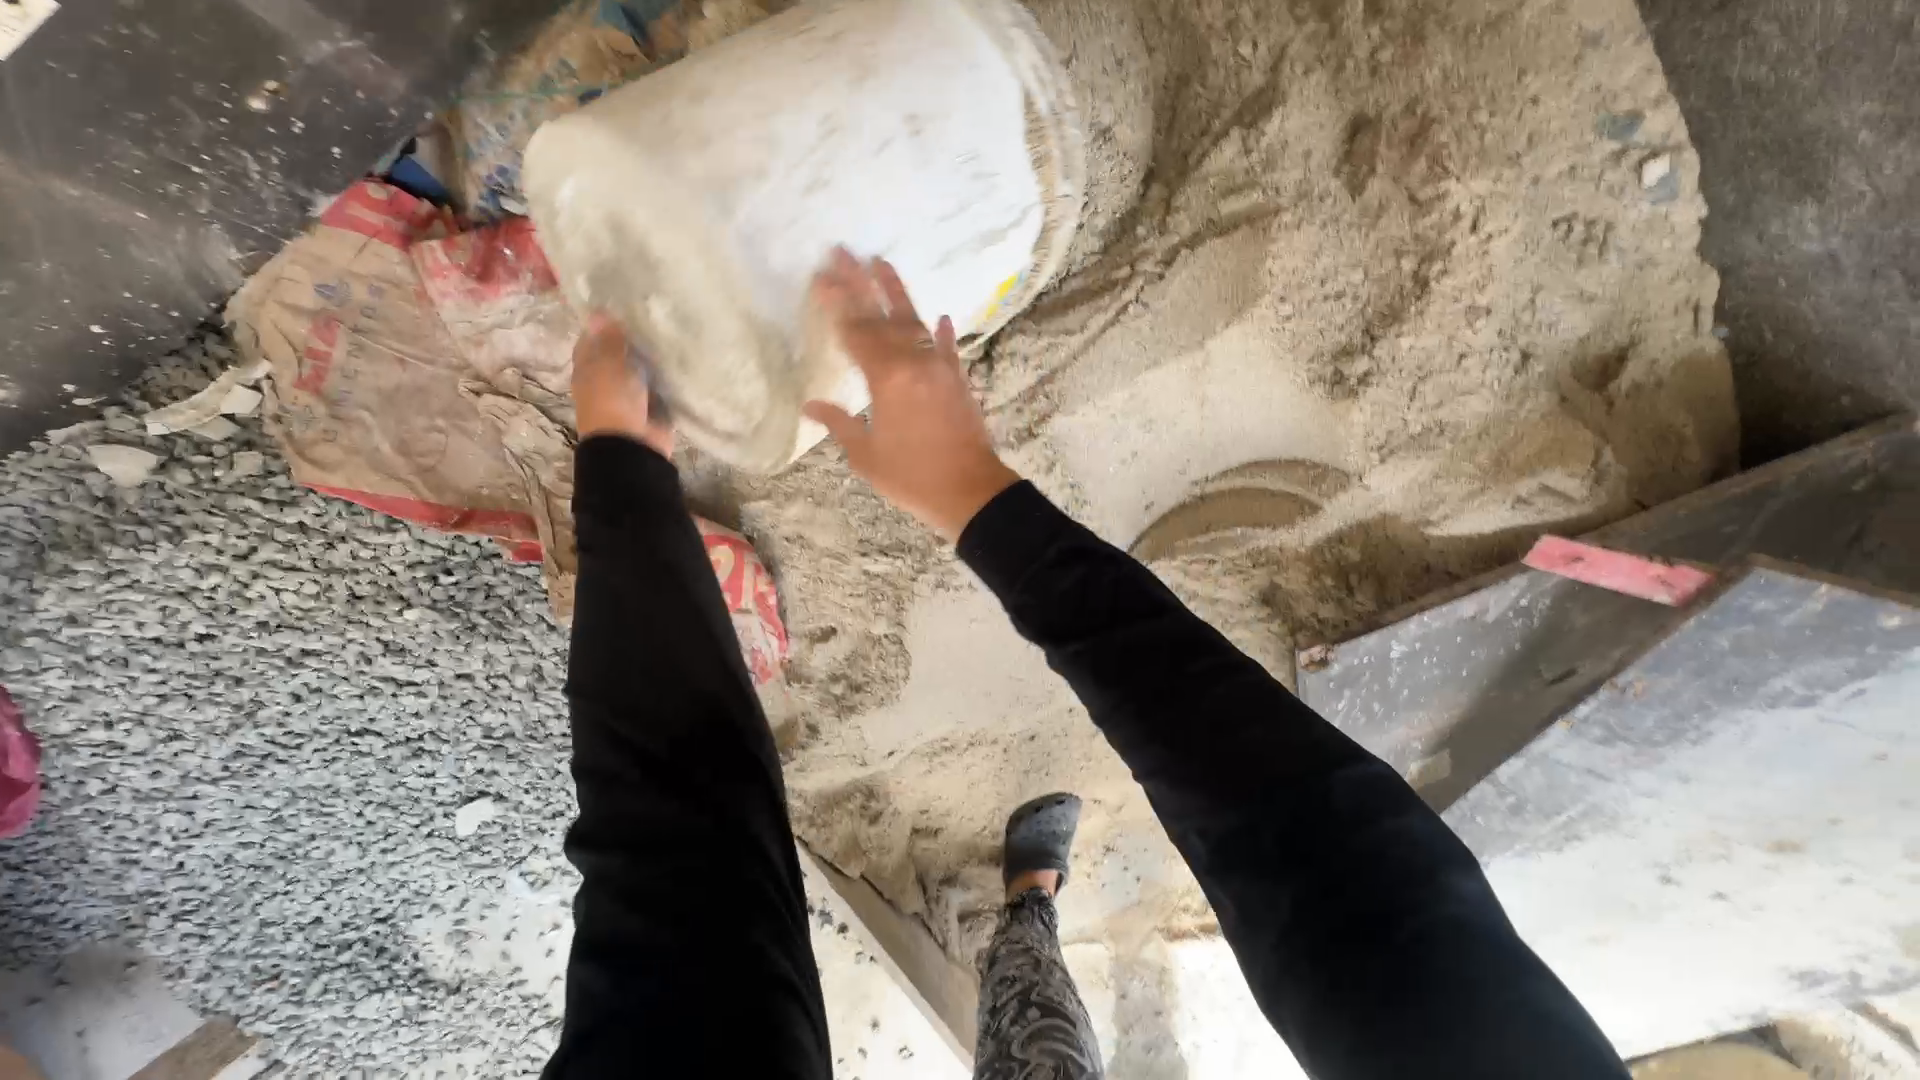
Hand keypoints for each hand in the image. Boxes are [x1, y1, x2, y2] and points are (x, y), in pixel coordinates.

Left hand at [571, 311, 673, 457]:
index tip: (628, 304)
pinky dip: (671, 375)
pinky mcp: (655, 405)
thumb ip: (609, 340)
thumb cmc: (613, 401)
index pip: (594, 337)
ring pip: (644, 367)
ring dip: (656, 355)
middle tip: (658, 312)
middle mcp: (608, 378)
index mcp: (588, 367)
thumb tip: (599, 311)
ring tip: (675, 329)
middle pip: (621, 351)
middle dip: (636, 337)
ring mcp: (632, 393)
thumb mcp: (608, 365)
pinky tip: (685, 358)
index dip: (607, 322)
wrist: (631, 446)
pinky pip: (663, 384)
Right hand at [803, 248, 1019, 539]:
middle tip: (842, 252)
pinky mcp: (959, 381)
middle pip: (882, 317)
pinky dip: (942, 332)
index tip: (820, 278)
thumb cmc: (912, 478)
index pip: (856, 332)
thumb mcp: (867, 456)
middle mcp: (915, 363)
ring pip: (916, 322)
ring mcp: (941, 368)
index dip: (837, 305)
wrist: (971, 491)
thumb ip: (840, 424)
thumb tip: (810, 405)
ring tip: (880, 263)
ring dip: (897, 293)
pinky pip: (948, 348)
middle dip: (860, 284)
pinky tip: (940, 317)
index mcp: (887, 379)